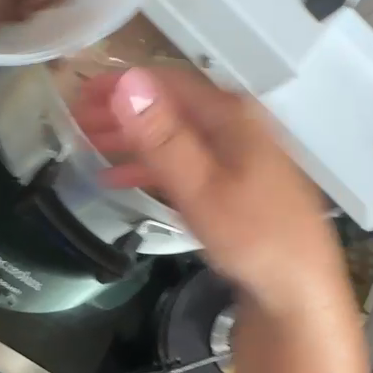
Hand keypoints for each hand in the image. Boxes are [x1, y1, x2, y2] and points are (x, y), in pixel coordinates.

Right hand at [74, 67, 348, 315]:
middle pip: (168, 107)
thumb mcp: (199, 187)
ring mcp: (235, 156)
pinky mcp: (232, 184)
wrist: (298, 290)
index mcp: (230, 117)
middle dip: (120, 111)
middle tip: (75, 118)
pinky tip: (119, 179)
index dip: (120, 84)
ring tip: (88, 144)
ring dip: (130, 138)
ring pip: (172, 136)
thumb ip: (162, 137)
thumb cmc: (252, 238)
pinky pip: (181, 164)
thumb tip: (127, 84)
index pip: (166, 83)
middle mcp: (234, 127)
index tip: (79, 91)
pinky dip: (148, 168)